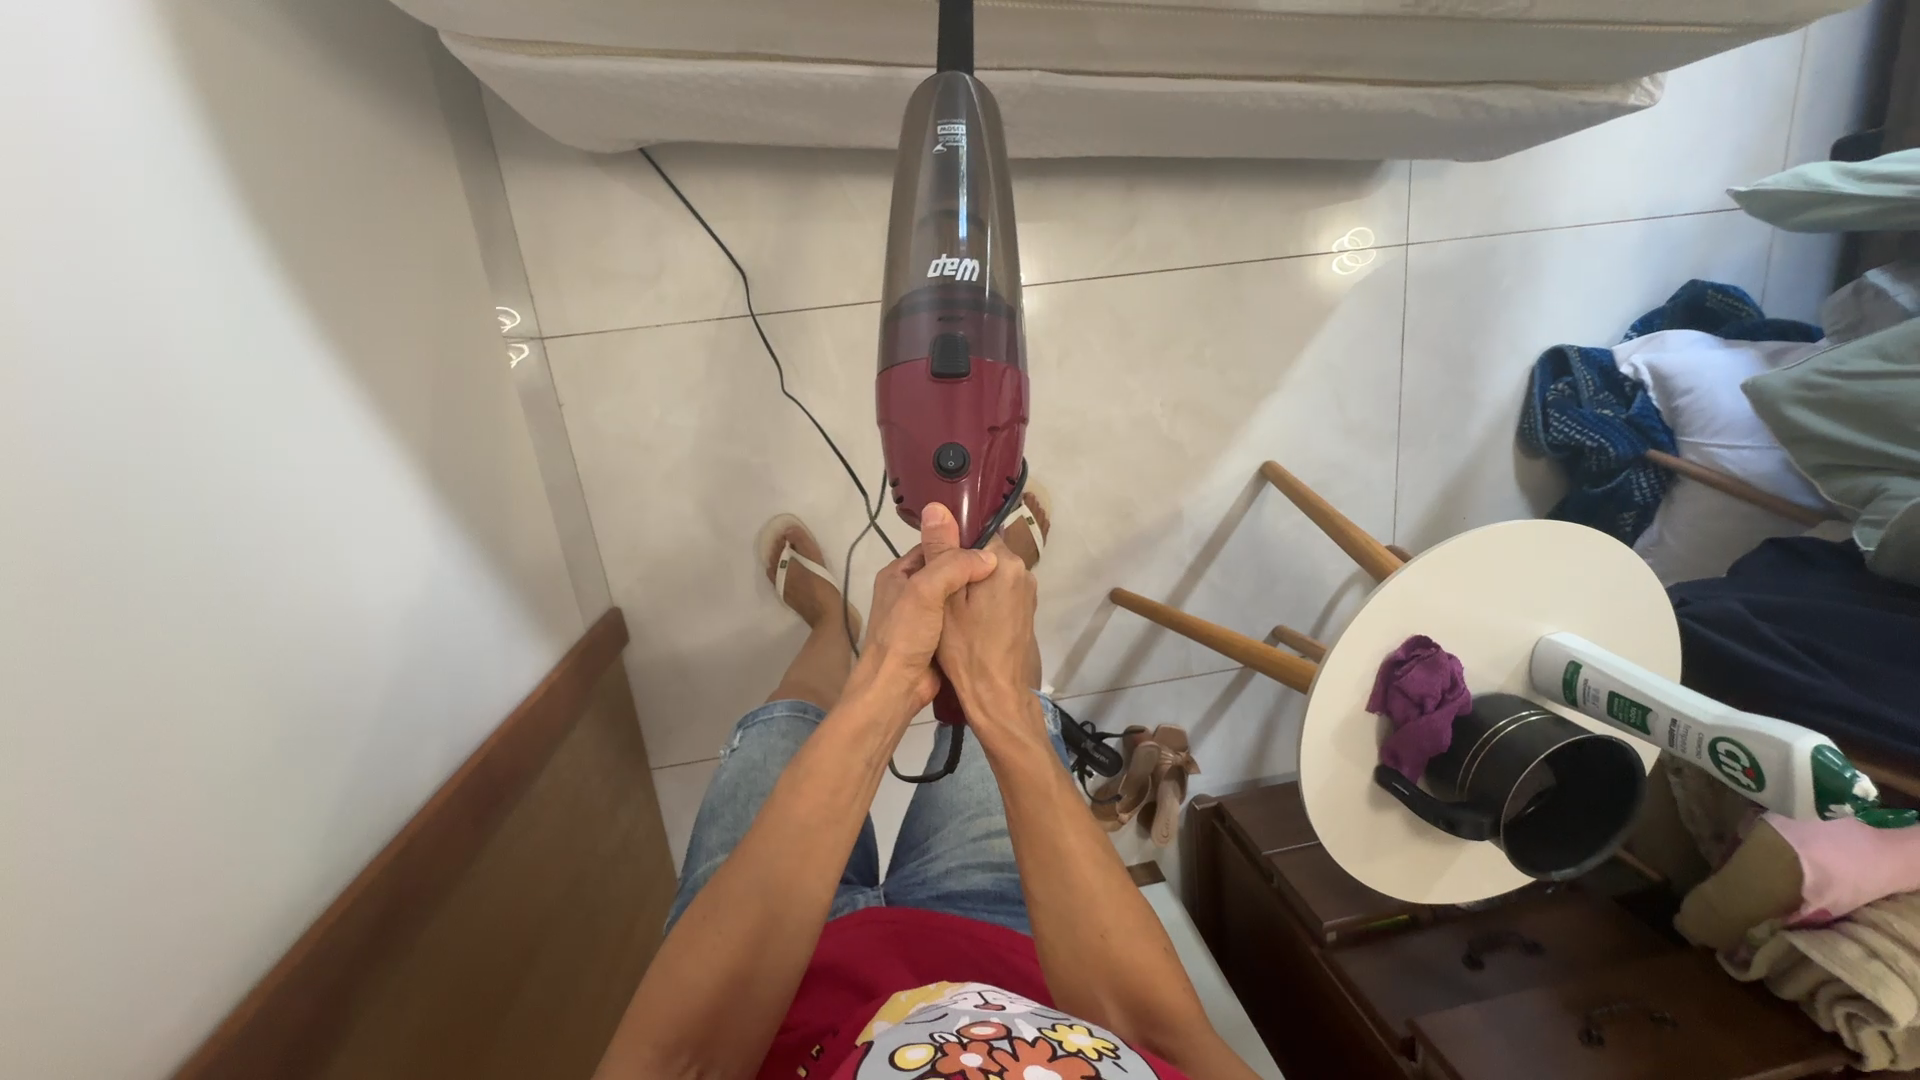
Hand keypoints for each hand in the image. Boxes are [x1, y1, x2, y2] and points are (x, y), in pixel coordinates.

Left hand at [854, 503, 997, 715]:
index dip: (959, 545)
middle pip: (946, 571)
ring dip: (975, 594)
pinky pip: (959, 618)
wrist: (897, 687)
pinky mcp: (936, 637)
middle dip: (971, 570)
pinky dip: (974, 615)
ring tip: (1004, 585)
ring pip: (955, 596)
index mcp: (898, 573)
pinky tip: (994, 611)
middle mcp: (909, 591)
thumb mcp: (925, 590)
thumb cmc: (905, 635)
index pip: (933, 548)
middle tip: (1004, 566)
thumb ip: (953, 566)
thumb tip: (988, 555)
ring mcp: (923, 616)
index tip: (990, 546)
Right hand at [927, 526, 1038, 726]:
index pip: (974, 534)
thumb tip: (938, 508)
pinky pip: (999, 592)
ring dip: (970, 585)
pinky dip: (981, 600)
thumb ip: (942, 552)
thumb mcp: (944, 599)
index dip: (949, 548)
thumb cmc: (966, 649)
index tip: (933, 568)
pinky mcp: (1026, 611)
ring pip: (990, 574)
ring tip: (948, 609)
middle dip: (960, 568)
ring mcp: (1027, 592)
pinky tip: (966, 621)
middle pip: (983, 554)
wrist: (997, 696)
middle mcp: (1023, 571)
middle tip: (937, 594)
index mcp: (1005, 562)